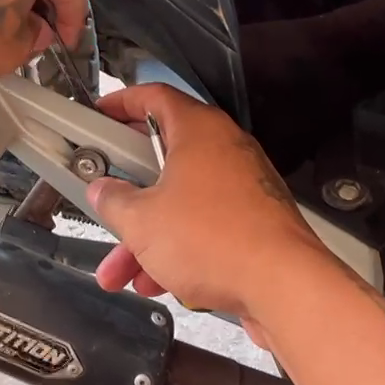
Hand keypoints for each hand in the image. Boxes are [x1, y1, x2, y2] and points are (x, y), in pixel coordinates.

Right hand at [87, 85, 321, 323]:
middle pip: (162, 158)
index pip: (154, 96)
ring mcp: (242, 187)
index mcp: (198, 130)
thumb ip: (112, 200)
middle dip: (126, 192)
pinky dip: (176, 248)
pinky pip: (203, 227)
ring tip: (120, 270)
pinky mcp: (254, 222)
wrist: (284, 288)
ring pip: (180, 201)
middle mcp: (224, 150)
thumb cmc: (218, 240)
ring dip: (146, 235)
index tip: (101, 115)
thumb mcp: (140, 220)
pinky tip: (155, 280)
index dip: (122, 102)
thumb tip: (104, 192)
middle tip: (103, 198)